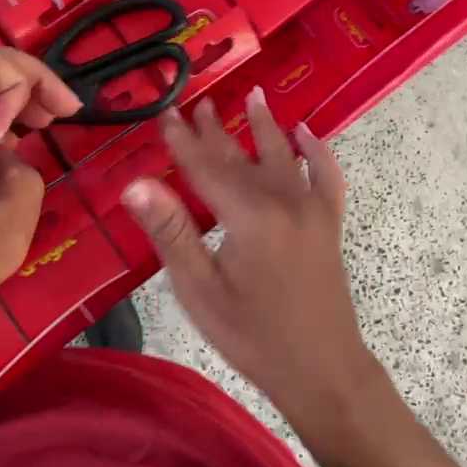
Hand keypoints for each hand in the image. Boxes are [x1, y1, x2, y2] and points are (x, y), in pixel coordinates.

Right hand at [122, 90, 381, 421]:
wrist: (323, 370)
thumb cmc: (253, 336)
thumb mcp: (200, 290)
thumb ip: (171, 232)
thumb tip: (136, 184)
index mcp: (249, 216)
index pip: (206, 166)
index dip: (182, 140)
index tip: (164, 113)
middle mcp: (284, 201)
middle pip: (242, 157)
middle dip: (216, 130)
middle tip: (197, 103)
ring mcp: (313, 210)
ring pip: (284, 156)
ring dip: (265, 127)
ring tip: (254, 96)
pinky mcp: (329, 225)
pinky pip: (327, 177)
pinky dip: (318, 152)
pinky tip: (308, 135)